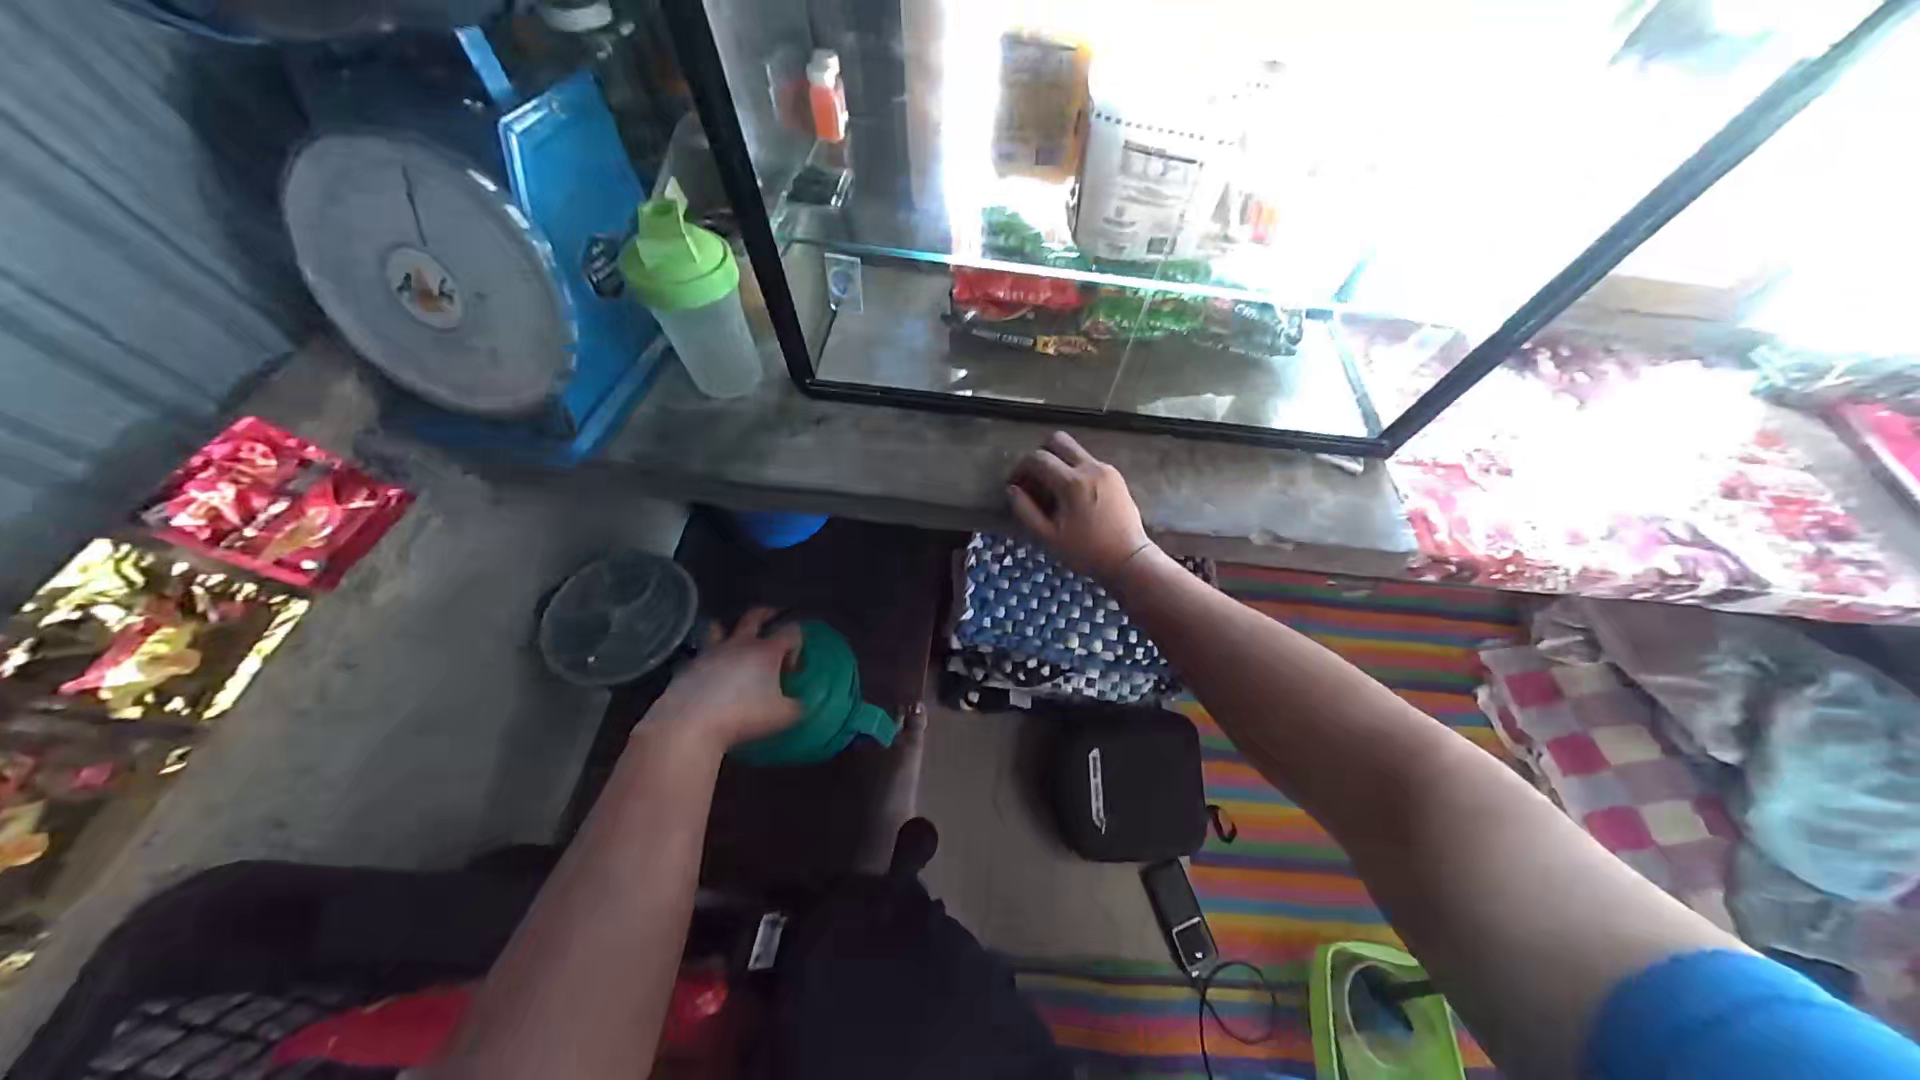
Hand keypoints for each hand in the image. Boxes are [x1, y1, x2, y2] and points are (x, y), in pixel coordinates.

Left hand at [648, 608, 802, 751]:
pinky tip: (709, 674)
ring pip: (718, 627)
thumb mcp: (784, 716)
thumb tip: (801, 704)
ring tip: (731, 640)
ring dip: (727, 629)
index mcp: (766, 650)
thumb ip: (798, 706)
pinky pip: (700, 654)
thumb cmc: (743, 716)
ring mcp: (711, 652)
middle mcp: (739, 643)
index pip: (791, 632)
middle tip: (773, 619)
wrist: (691, 725)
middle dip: (767, 614)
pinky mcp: (688, 666)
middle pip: (755, 616)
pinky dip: (707, 658)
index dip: (797, 646)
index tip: (792, 669)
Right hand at [1007, 431, 1153, 581]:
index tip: (1015, 483)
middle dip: (1040, 454)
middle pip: (1058, 440)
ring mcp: (1106, 469)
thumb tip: (1012, 489)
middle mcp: (1090, 467)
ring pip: (1074, 450)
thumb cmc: (1086, 552)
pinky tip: (1072, 495)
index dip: (1020, 468)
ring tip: (1052, 489)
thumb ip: (1025, 510)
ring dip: (1058, 461)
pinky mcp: (1115, 476)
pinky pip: (1088, 461)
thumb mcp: (1049, 537)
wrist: (1128, 559)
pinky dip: (1074, 469)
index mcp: (1072, 483)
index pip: (1038, 458)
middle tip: (1034, 478)